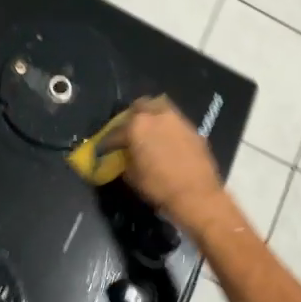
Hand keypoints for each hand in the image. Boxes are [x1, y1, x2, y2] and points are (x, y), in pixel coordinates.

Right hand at [103, 96, 228, 226]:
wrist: (197, 195)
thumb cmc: (159, 186)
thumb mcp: (132, 176)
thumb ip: (125, 160)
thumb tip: (124, 156)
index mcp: (137, 125)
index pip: (115, 132)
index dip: (107, 143)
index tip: (103, 150)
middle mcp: (157, 115)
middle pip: (140, 106)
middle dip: (131, 117)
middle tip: (128, 132)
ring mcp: (178, 119)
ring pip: (160, 108)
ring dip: (152, 117)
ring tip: (149, 132)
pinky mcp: (193, 129)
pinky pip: (175, 122)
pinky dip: (168, 128)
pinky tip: (167, 142)